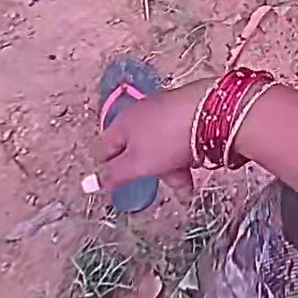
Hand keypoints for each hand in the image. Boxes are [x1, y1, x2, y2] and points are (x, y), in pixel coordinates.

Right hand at [87, 79, 209, 198]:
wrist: (212, 110)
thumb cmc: (166, 140)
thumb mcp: (137, 164)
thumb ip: (113, 175)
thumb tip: (86, 184)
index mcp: (124, 122)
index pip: (108, 148)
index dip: (112, 169)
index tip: (123, 186)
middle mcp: (143, 112)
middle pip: (140, 148)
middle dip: (154, 172)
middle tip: (173, 189)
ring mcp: (167, 109)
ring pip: (164, 145)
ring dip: (175, 168)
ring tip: (190, 185)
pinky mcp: (189, 108)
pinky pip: (182, 136)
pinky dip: (188, 152)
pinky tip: (201, 161)